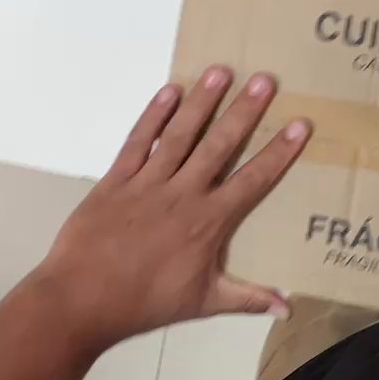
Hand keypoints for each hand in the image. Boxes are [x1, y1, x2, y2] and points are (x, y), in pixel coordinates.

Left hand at [32, 66, 310, 344]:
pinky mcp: (116, 180)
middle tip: (264, 80)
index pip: (252, 180)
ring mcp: (148, 183)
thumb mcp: (202, 304)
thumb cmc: (145, 303)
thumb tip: (289, 308)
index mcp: (208, 221)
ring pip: (180, 135)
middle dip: (244, 112)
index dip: (278, 152)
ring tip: (221, 71)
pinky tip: (169, 91)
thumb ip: (247, 299)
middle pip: (219, 145)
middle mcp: (183, 193)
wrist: (80, 301)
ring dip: (202, 102)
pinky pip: (138, 142)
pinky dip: (153, 115)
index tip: (298, 125)